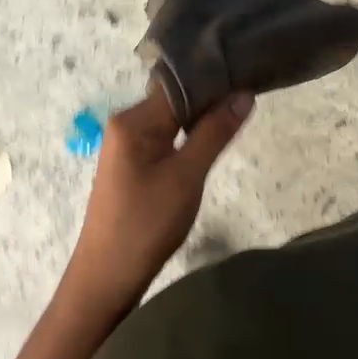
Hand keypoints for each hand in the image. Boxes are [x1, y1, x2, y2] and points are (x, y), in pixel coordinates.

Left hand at [74, 87, 252, 300]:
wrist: (105, 283)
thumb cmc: (145, 226)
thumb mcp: (187, 176)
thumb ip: (215, 132)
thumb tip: (245, 93)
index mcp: (133, 120)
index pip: (183, 85)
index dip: (217, 81)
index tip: (251, 75)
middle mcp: (127, 124)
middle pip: (178, 99)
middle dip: (213, 99)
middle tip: (252, 98)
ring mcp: (128, 145)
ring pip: (175, 119)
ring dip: (203, 120)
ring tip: (240, 114)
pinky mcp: (134, 164)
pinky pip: (168, 137)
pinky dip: (191, 137)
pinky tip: (214, 140)